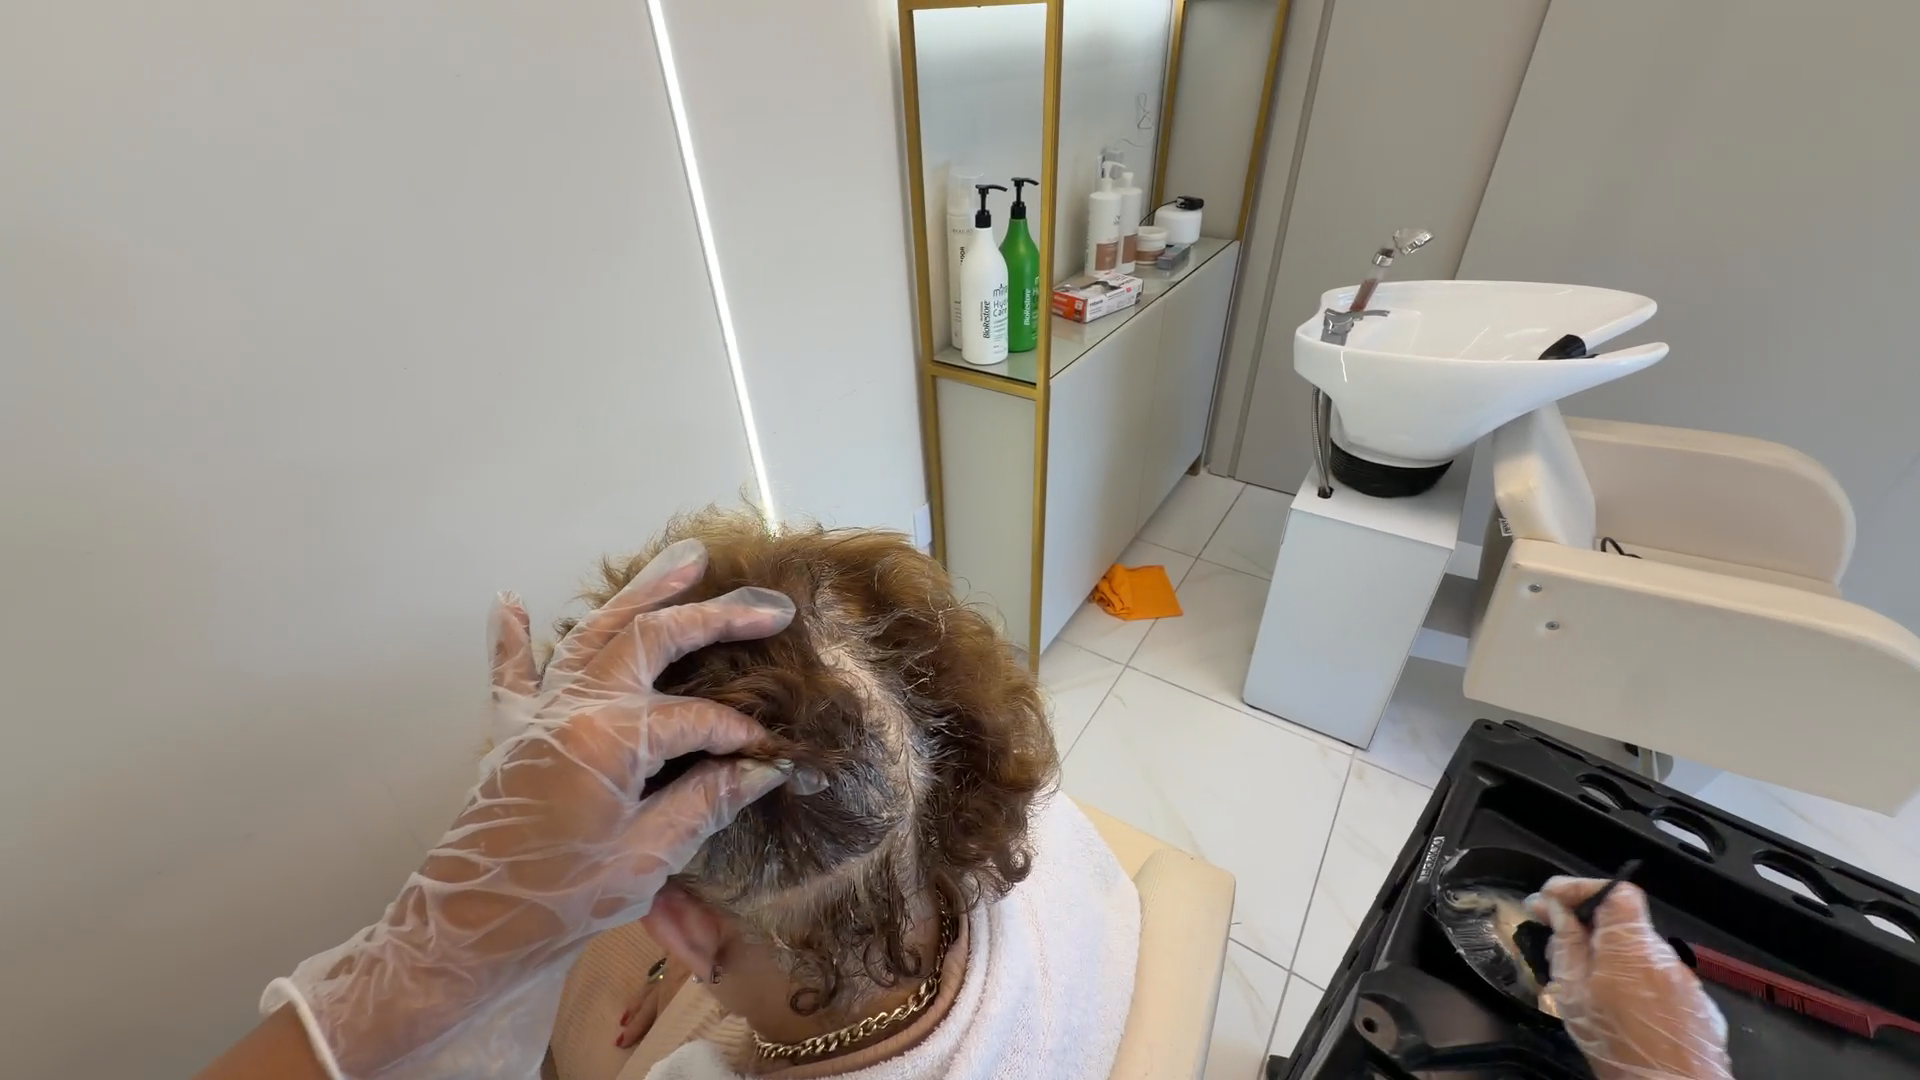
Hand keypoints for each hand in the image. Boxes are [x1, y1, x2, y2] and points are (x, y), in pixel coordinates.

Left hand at [265, 539, 796, 1078]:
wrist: (458, 940)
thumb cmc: (558, 903)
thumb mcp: (648, 858)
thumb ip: (710, 801)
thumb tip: (769, 767)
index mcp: (608, 737)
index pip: (695, 717)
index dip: (737, 732)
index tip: (768, 751)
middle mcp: (571, 706)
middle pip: (652, 638)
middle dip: (716, 617)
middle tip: (767, 605)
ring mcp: (537, 712)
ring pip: (595, 631)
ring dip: (643, 591)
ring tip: (688, 558)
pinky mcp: (509, 731)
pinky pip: (510, 672)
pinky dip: (512, 636)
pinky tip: (510, 600)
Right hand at [1527, 878, 1732, 1079]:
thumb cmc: (1615, 1041)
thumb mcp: (1572, 990)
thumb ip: (1565, 943)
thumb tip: (1555, 909)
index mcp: (1632, 947)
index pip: (1617, 892)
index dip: (1581, 887)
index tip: (1550, 900)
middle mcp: (1665, 957)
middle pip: (1623, 922)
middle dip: (1586, 922)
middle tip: (1552, 933)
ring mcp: (1687, 983)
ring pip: (1638, 950)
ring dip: (1608, 950)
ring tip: (1581, 972)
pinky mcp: (1699, 1007)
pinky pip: (1656, 976)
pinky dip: (1631, 974)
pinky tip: (1616, 999)